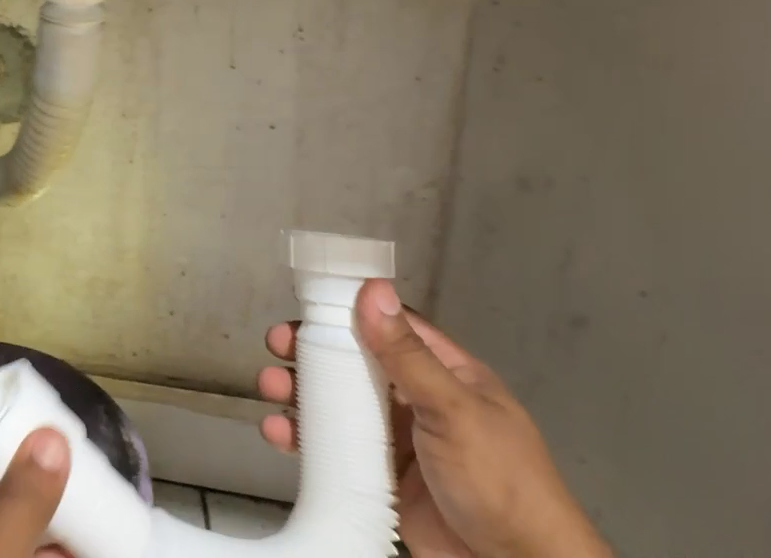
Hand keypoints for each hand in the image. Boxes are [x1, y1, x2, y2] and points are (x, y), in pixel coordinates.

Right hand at [258, 280, 612, 557]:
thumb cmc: (499, 482)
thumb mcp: (454, 411)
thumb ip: (408, 354)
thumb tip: (372, 289)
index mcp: (445, 375)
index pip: (390, 328)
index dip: (346, 312)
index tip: (305, 307)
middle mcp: (417, 401)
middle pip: (353, 362)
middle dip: (311, 352)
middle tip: (277, 348)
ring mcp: (395, 440)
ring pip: (335, 403)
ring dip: (298, 392)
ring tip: (271, 390)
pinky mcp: (377, 476)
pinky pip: (331, 447)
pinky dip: (301, 437)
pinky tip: (279, 434)